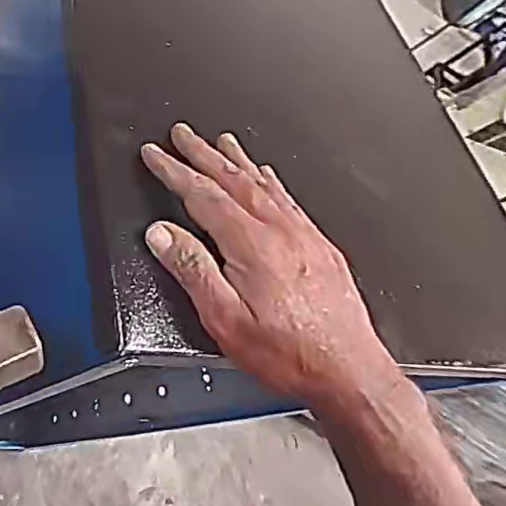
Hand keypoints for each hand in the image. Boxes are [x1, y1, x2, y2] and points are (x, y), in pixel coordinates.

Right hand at [139, 123, 405, 413]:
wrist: (349, 370)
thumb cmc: (290, 352)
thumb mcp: (225, 319)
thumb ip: (192, 270)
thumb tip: (162, 235)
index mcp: (253, 245)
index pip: (204, 194)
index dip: (174, 170)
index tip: (156, 154)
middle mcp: (281, 231)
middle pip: (234, 179)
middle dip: (202, 153)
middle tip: (182, 134)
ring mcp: (304, 235)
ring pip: (262, 184)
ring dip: (236, 160)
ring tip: (220, 142)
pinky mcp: (320, 245)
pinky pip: (288, 198)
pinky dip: (269, 180)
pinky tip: (266, 176)